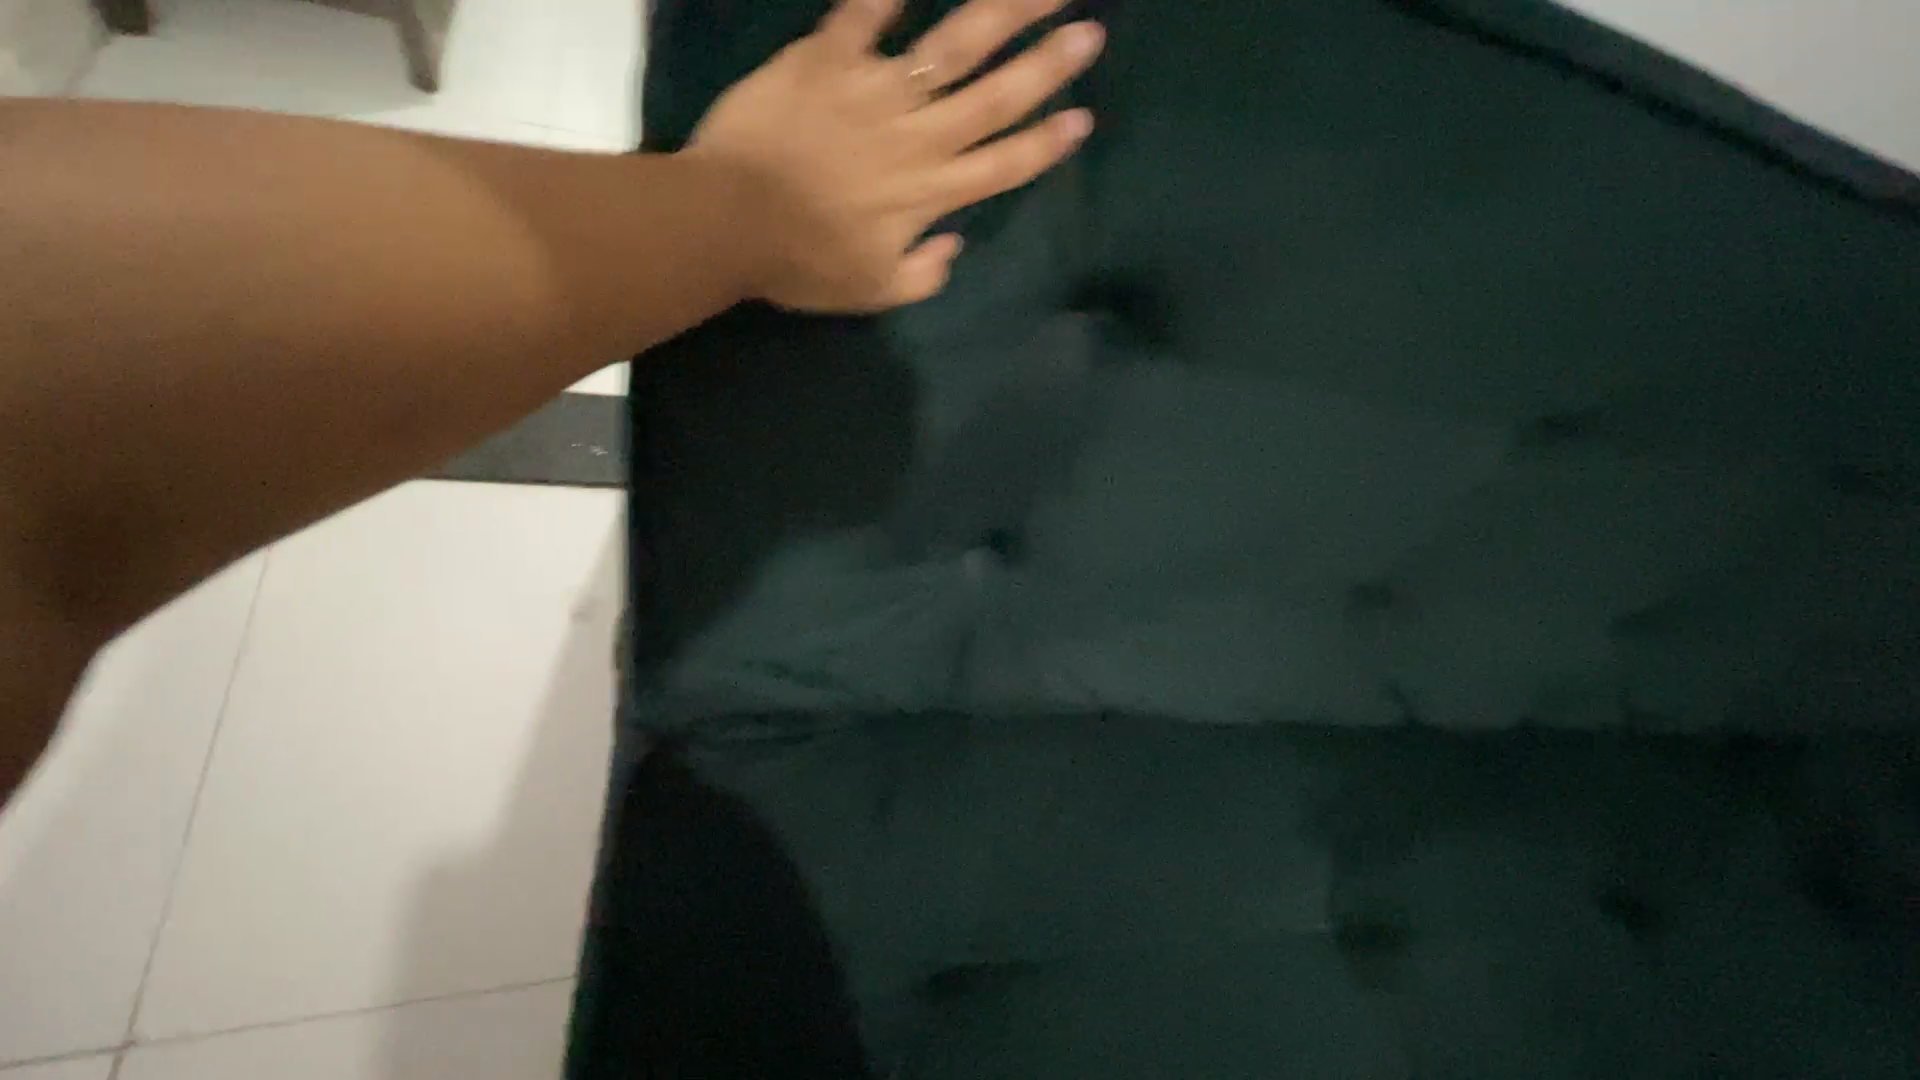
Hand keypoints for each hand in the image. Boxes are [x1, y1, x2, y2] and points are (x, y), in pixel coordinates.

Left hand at [685, 0, 1102, 312]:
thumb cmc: (802, 264)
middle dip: (1047, 65)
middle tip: (1090, 32)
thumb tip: (954, 245)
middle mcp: (917, 136)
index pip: (1003, 164)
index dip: (1045, 144)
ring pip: (952, 45)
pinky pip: (861, 13)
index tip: (1082, 119)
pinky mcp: (826, 60)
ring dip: (1000, 11)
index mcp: (930, 193)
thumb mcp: (872, 291)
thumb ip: (921, 274)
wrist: (731, 222)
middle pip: (995, 96)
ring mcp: (875, 92)